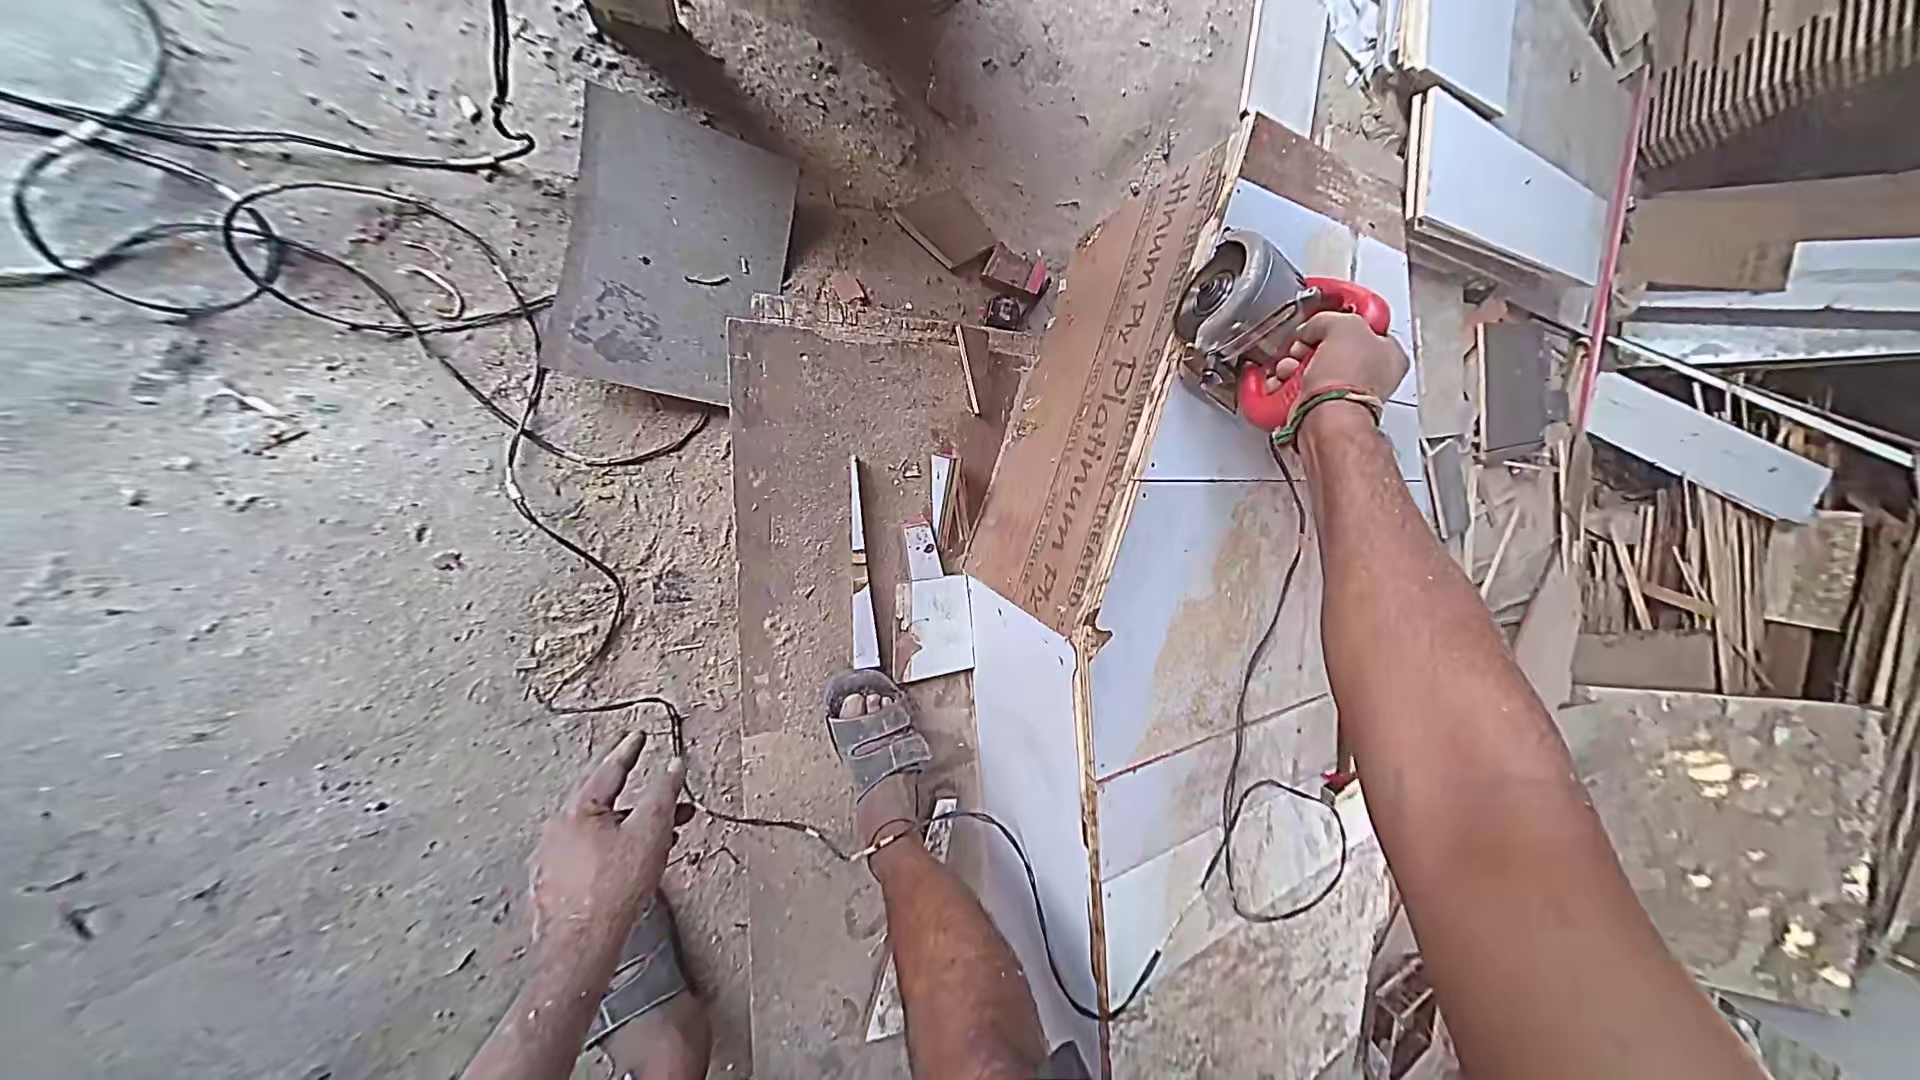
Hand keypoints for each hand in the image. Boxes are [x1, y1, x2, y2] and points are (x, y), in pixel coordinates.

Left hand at [529, 731, 685, 956]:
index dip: (630, 751)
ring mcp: (552, 862)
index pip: (610, 771)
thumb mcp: (651, 829)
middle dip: (644, 801)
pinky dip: (616, 848)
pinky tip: (637, 861)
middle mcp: (557, 832)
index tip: (639, 737)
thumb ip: (664, 792)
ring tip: (666, 835)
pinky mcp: (554, 887)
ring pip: (601, 831)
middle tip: (669, 796)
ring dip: (634, 827)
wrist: (581, 949)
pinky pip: (591, 854)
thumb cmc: (615, 888)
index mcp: (577, 812)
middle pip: (607, 803)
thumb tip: (674, 765)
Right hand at [1266, 310, 1408, 402]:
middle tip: (1300, 349)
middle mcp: (1366, 377)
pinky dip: (1280, 387)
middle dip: (1305, 348)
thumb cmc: (1346, 379)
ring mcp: (1339, 396)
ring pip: (1306, 371)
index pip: (1362, 328)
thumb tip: (1310, 329)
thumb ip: (1327, 319)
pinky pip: (1292, 392)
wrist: (1324, 418)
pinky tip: (1278, 384)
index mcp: (1388, 354)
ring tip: (1287, 370)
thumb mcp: (1344, 325)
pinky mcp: (1315, 411)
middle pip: (1327, 350)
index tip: (1321, 322)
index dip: (1337, 322)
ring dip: (1289, 367)